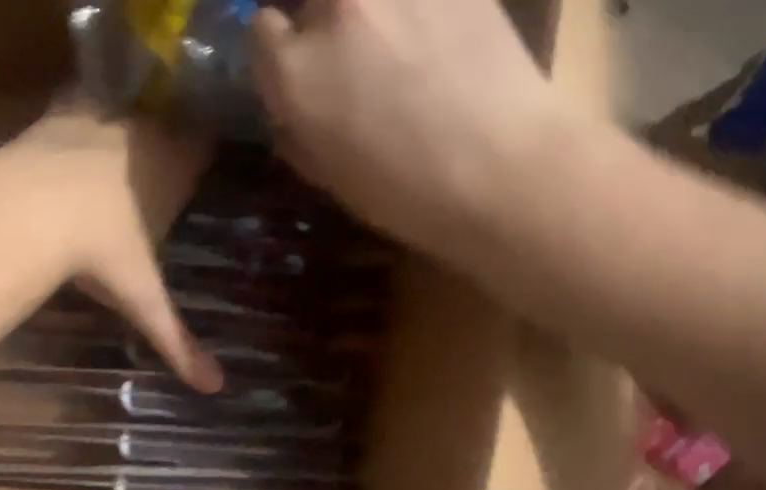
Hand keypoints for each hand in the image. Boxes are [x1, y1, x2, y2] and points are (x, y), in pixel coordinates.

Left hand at [4, 110, 223, 391]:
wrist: (36, 208)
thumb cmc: (103, 253)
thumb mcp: (142, 300)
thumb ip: (177, 340)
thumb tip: (215, 388)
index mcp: (177, 167)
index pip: (204, 146)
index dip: (202, 153)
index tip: (200, 163)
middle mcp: (145, 132)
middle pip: (167, 123)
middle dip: (165, 136)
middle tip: (156, 160)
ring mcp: (101, 116)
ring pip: (124, 108)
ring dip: (123, 122)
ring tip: (117, 146)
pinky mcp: (59, 110)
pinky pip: (79, 101)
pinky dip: (78, 112)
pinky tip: (70, 129)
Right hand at [251, 0, 577, 255]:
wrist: (504, 170)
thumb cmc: (406, 195)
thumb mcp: (329, 176)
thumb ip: (297, 127)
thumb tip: (290, 107)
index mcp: (295, 71)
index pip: (261, 28)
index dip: (279, 48)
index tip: (297, 66)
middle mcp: (336, 8)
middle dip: (319, 18)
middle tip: (350, 52)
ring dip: (370, 15)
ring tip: (396, 44)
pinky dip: (418, 12)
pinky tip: (435, 40)